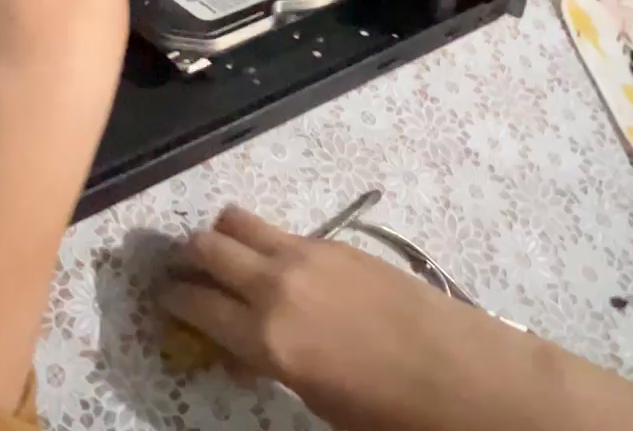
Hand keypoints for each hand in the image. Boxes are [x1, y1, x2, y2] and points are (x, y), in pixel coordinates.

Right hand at [161, 206, 501, 424]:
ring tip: (224, 257)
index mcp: (266, 337)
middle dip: (185, 258)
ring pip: (235, 220)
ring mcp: (303, 254)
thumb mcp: (316, 401)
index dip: (171, 298)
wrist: (468, 378)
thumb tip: (239, 350)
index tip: (163, 298)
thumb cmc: (390, 414)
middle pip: (205, 246)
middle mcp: (273, 285)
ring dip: (219, 236)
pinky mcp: (330, 242)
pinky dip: (261, 242)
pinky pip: (277, 231)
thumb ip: (267, 364)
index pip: (194, 303)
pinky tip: (279, 269)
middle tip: (184, 272)